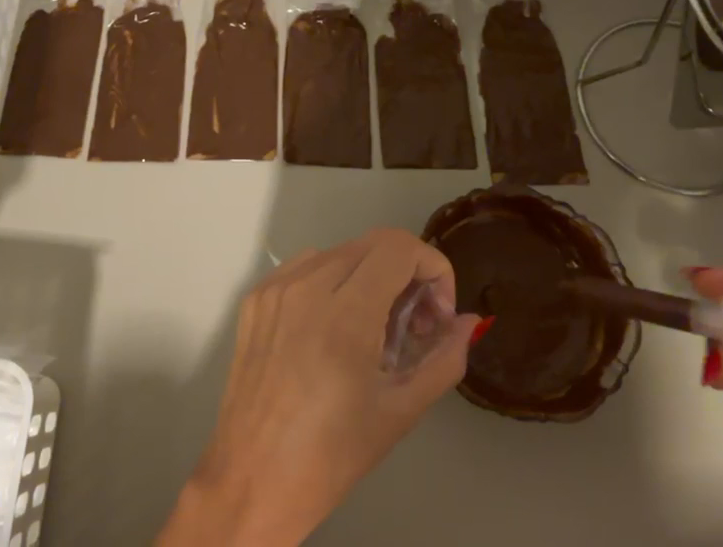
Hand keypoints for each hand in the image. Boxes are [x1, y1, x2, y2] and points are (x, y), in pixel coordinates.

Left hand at [159, 229, 481, 546]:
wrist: (253, 478)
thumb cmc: (333, 454)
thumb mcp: (401, 410)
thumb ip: (444, 358)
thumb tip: (469, 321)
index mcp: (344, 314)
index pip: (399, 247)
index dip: (433, 268)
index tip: (439, 315)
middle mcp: (305, 287)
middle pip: (372, 244)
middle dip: (406, 273)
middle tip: (415, 326)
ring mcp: (274, 290)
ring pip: (339, 253)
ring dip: (370, 276)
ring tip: (375, 330)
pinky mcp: (254, 299)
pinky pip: (304, 268)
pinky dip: (332, 282)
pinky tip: (336, 327)